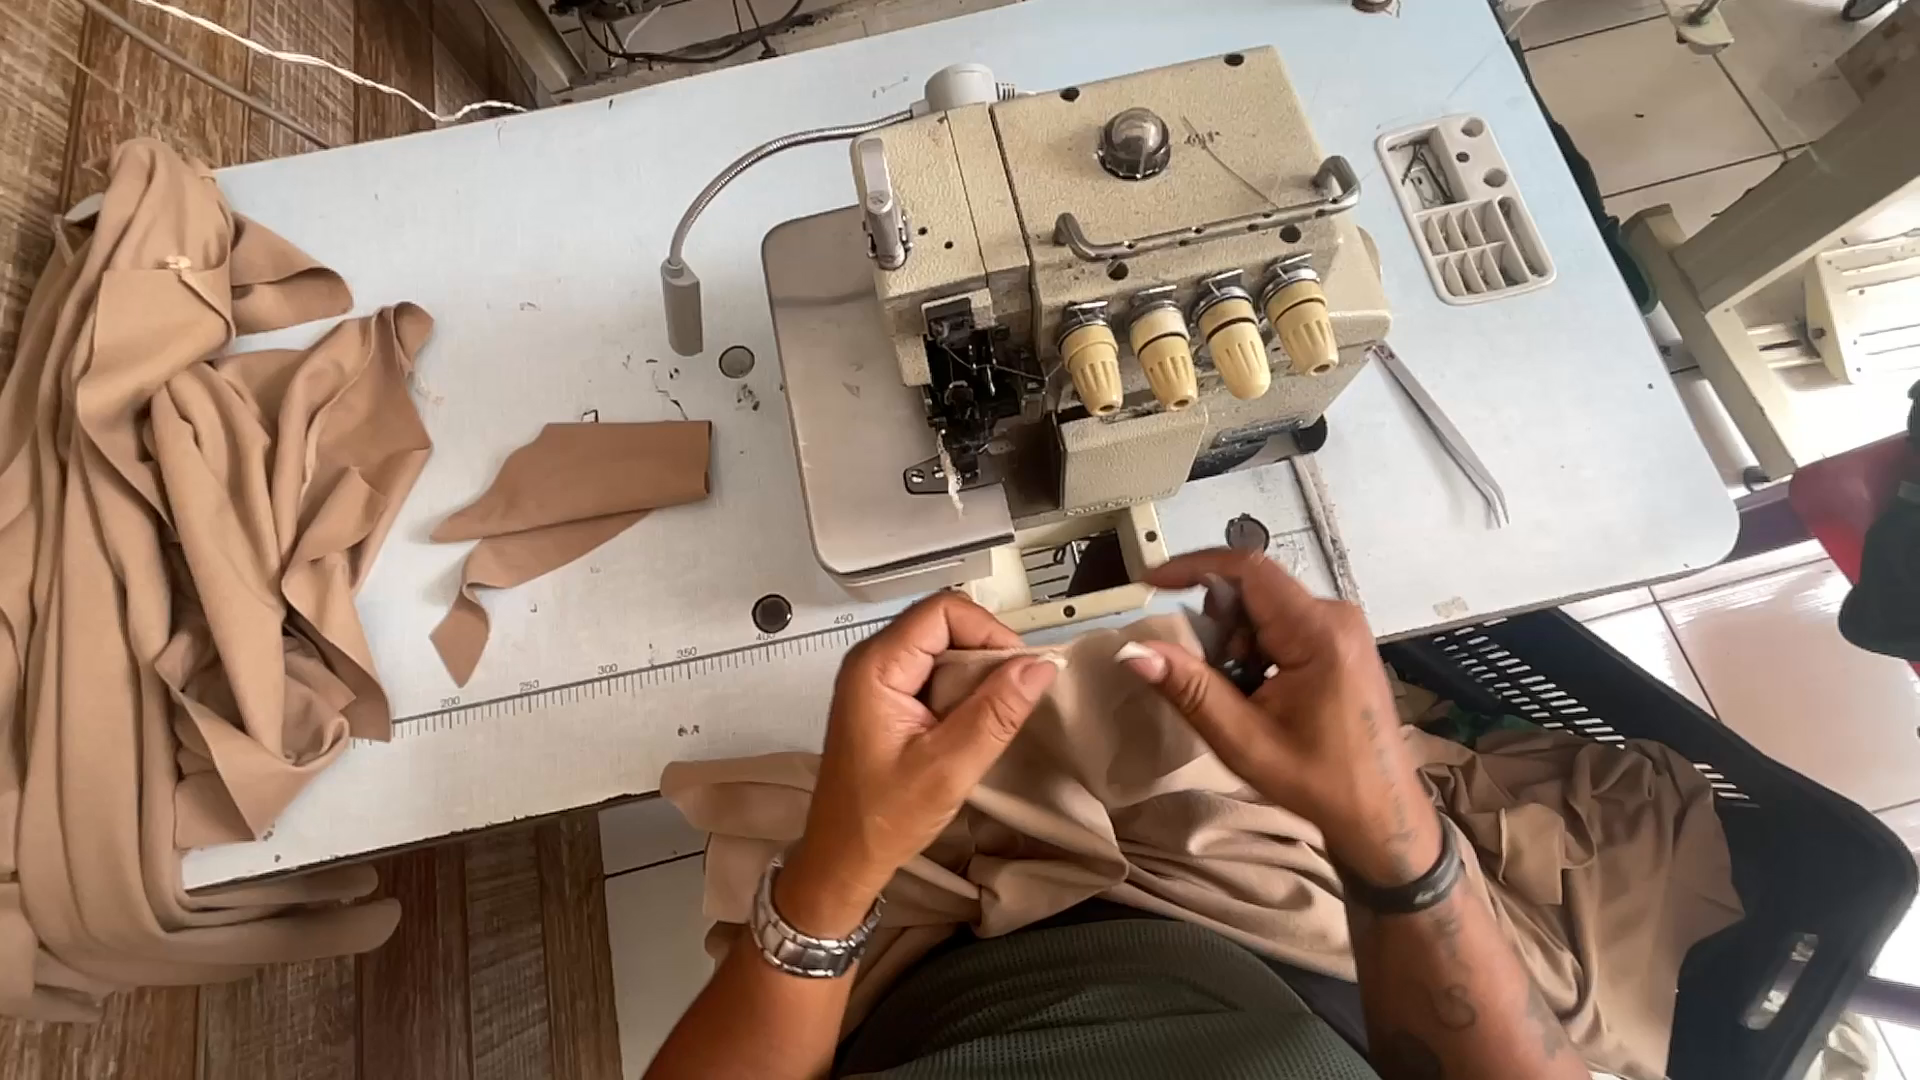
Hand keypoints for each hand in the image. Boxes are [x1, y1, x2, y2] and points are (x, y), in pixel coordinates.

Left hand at [778, 592, 1062, 935]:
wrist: (842, 859)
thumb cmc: (884, 818)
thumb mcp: (948, 768)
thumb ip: (995, 712)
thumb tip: (1040, 666)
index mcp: (876, 666)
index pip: (942, 610)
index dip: (988, 630)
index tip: (1019, 669)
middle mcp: (872, 659)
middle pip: (942, 622)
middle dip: (985, 650)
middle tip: (1014, 692)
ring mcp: (877, 677)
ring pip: (941, 645)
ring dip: (976, 671)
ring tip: (997, 709)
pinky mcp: (887, 696)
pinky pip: (932, 670)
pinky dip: (961, 686)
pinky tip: (973, 719)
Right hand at [1117, 549, 1441, 886]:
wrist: (1383, 817)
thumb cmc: (1319, 782)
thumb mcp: (1243, 739)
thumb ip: (1188, 688)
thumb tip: (1132, 651)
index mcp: (1318, 632)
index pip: (1247, 569)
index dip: (1192, 567)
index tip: (1148, 584)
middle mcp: (1334, 615)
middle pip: (1251, 589)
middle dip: (1215, 623)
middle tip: (1208, 673)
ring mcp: (1340, 626)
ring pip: (1261, 606)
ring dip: (1232, 639)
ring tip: (1238, 692)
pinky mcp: (1338, 640)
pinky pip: (1278, 622)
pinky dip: (1252, 648)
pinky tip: (1256, 690)